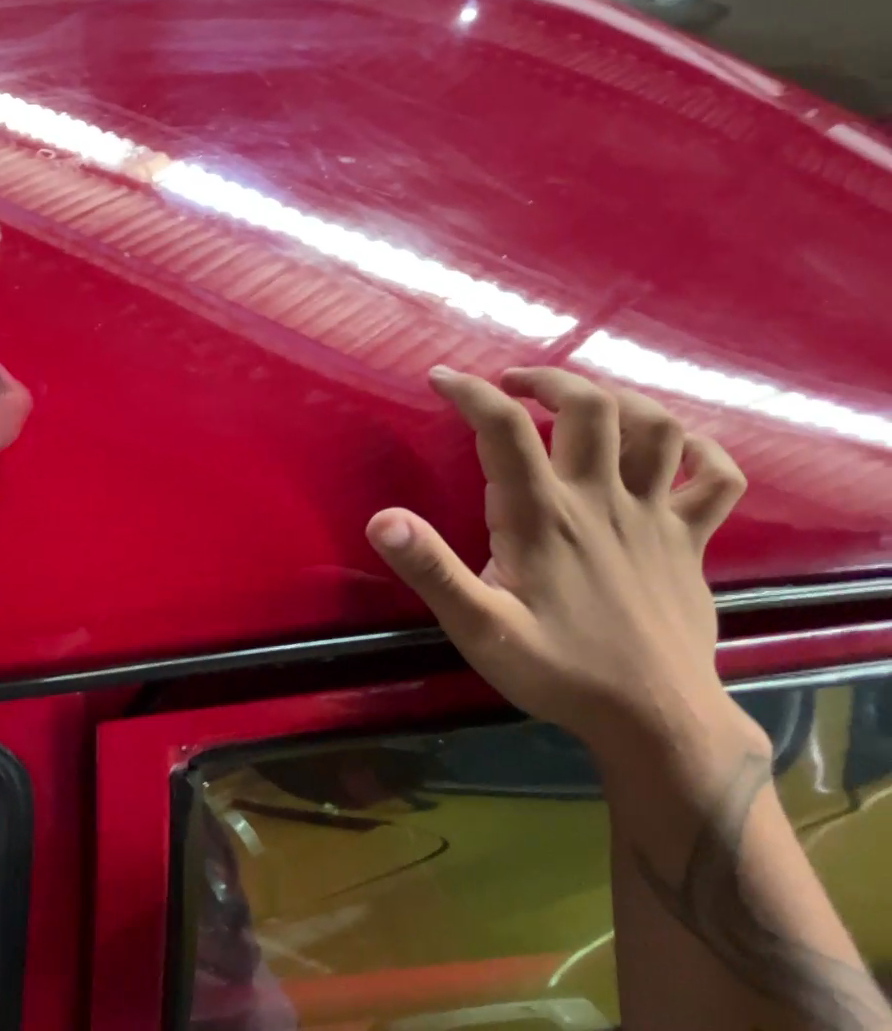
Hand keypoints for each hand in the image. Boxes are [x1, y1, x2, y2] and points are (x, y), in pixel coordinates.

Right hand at [366, 366, 754, 751]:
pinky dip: (701, 451)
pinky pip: (718, 479)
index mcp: (543, 518)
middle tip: (510, 385)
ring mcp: (655, 519)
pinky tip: (676, 448)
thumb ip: (431, 570)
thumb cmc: (558, 670)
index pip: (505, 431)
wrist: (657, 719)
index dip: (471, 394)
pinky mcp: (692, 543)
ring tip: (582, 404)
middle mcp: (601, 503)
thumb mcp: (478, 627)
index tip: (441, 380)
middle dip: (548, 381)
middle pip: (591, 409)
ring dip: (620, 401)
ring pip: (659, 430)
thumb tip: (382, 519)